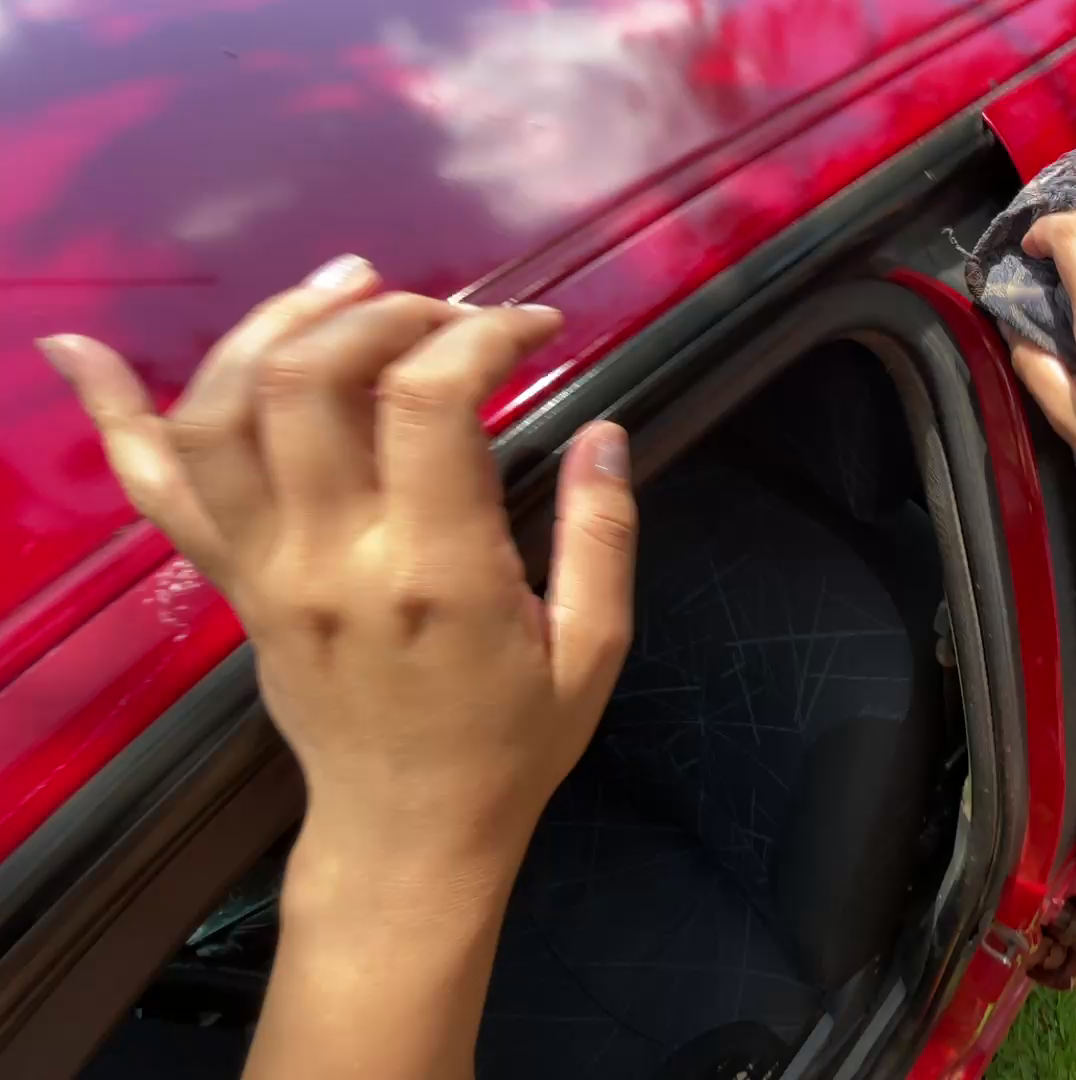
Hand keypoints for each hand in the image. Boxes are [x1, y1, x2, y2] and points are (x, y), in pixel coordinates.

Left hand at [38, 255, 637, 875]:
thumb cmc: (520, 737)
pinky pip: (155, 489)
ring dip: (277, 326)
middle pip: (313, 382)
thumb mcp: (596, 644)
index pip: (430, 404)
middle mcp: (332, 555)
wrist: (413, 827)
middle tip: (454, 310)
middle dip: (387, 314)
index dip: (483, 337)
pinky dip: (113, 412)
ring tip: (346, 285)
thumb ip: (603, 535)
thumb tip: (604, 433)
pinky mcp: (231, 585)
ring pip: (224, 411)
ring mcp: (262, 568)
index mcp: (438, 571)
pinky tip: (83, 352)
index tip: (537, 325)